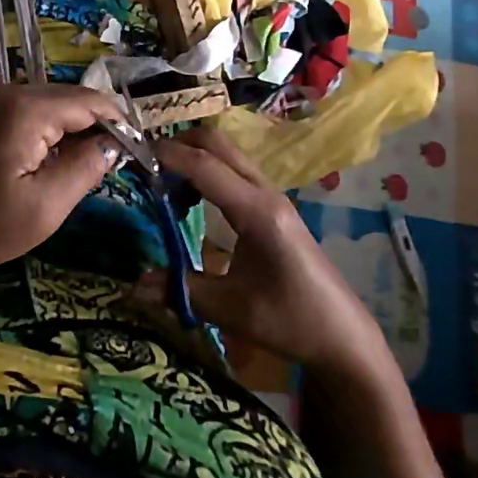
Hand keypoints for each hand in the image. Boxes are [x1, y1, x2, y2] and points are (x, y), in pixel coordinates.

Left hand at [0, 84, 125, 295]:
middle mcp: (12, 92)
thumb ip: (86, 168)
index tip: (141, 151)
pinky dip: (57, 132)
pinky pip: (36, 113)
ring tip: (97, 165)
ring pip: (57, 105)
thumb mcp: (45, 206)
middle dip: (101, 125)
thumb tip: (114, 143)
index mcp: (27, 109)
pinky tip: (62, 160)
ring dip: (79, 129)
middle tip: (121, 163)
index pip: (91, 102)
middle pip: (74, 99)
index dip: (121, 123)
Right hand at [145, 128, 389, 375]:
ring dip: (194, 156)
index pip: (205, 166)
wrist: (343, 335)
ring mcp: (272, 196)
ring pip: (227, 153)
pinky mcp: (273, 205)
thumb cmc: (290, 321)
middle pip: (218, 144)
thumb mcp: (230, 309)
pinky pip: (234, 170)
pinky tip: (191, 200)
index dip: (168, 154)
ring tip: (163, 184)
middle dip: (180, 143)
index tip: (135, 153)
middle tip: (146, 164)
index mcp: (256, 212)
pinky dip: (207, 170)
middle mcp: (265, 193)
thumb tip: (134, 282)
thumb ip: (181, 288)